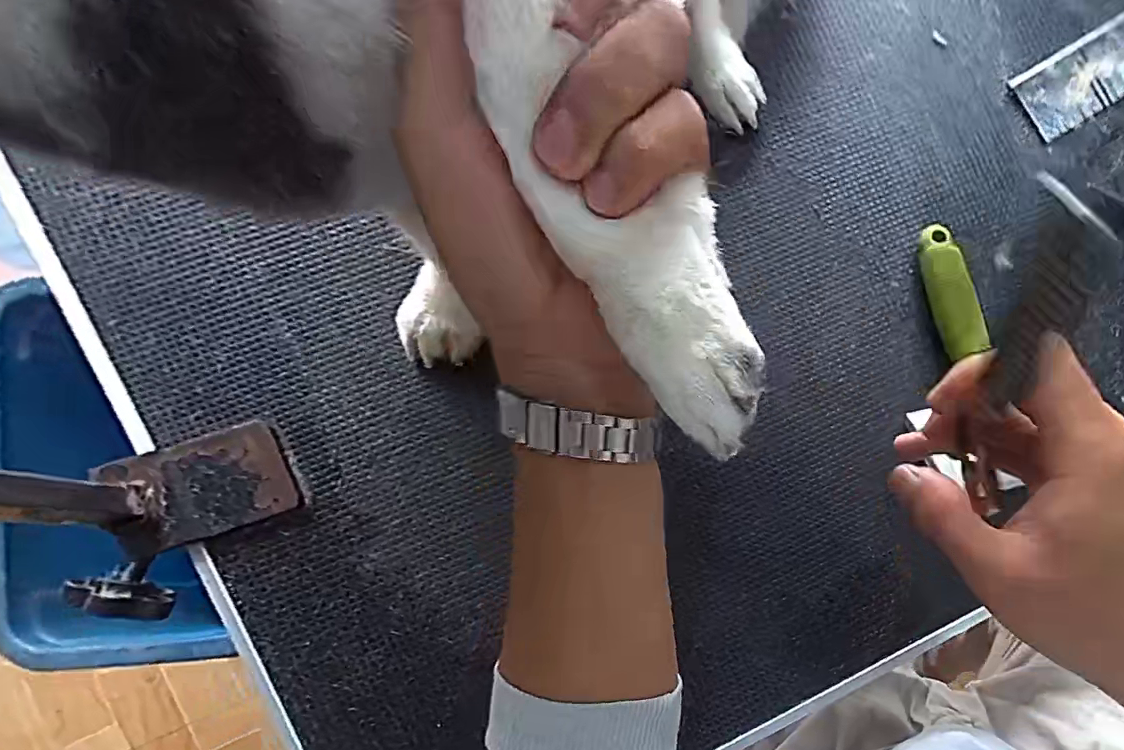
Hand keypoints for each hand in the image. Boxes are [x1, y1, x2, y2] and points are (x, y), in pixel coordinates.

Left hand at [393, 0, 706, 414]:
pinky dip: (647, 162)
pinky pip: (687, 123)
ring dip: (614, 115)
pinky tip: (616, 211)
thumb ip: (439, 41)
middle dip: (591, 70)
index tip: (547, 42)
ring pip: (664, 45)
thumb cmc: (491, 254)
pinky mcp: (682, 170)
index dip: (568, 2)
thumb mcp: (436, 143)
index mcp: (529, 59)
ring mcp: (643, 121)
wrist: (558, 342)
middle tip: (551, 150)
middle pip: (629, 0)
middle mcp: (594, 76)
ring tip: (583, 191)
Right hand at [891, 335, 1123, 704]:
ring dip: (975, 429)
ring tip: (926, 457)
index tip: (936, 408)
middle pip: (1027, 381)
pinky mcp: (1092, 472)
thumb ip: (943, 515)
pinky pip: (1037, 441)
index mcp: (1089, 447)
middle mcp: (1102, 435)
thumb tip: (902, 472)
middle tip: (921, 443)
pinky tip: (960, 479)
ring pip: (1027, 411)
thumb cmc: (1077, 613)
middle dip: (967, 403)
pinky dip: (995, 452)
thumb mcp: (995, 570)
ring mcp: (1100, 453)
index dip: (981, 370)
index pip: (1038, 360)